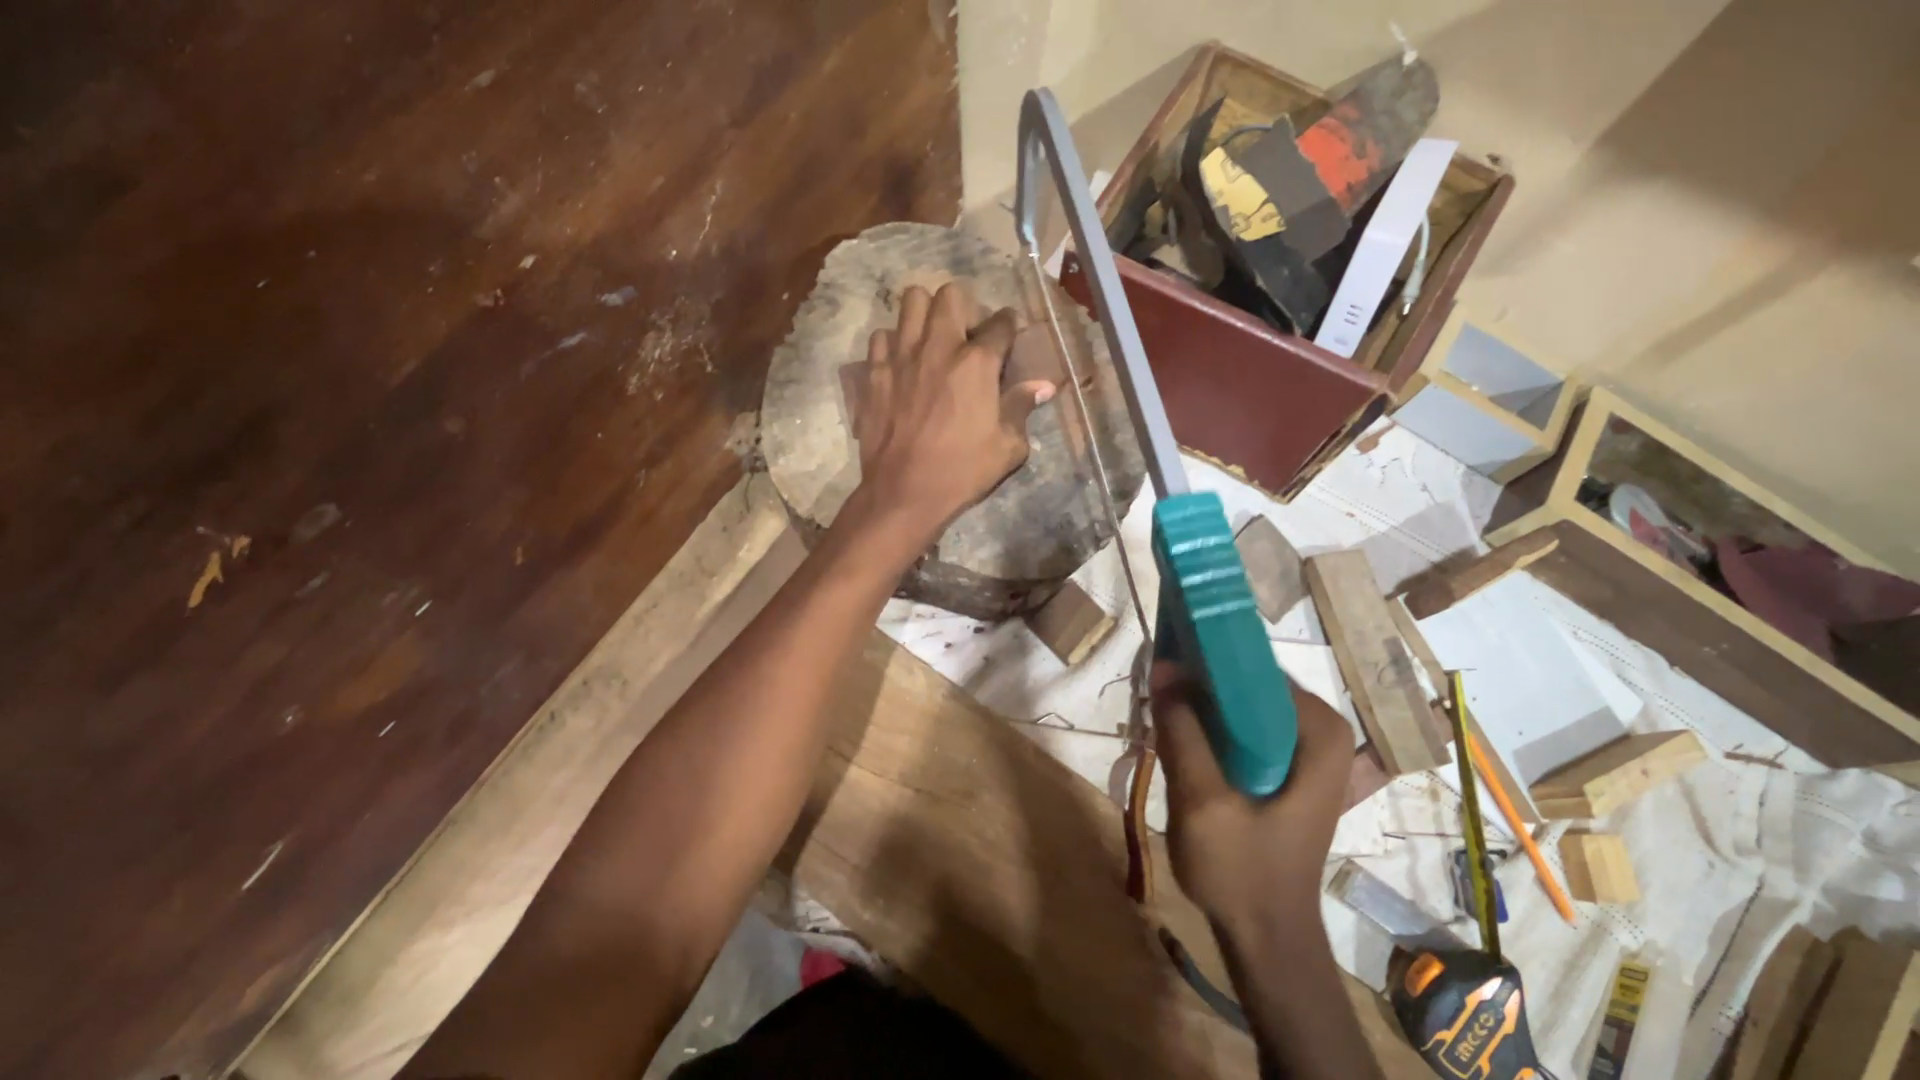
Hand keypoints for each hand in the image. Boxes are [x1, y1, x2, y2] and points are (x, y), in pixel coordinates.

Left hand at [849, 283, 1055, 544]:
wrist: (903, 492)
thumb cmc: (962, 471)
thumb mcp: (1008, 447)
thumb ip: (1022, 408)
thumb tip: (1043, 387)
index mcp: (977, 362)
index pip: (1001, 323)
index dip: (1009, 326)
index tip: (1009, 336)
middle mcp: (938, 346)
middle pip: (950, 294)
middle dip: (964, 307)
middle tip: (967, 336)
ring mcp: (901, 356)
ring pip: (911, 301)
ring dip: (925, 314)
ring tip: (932, 340)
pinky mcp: (874, 372)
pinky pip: (882, 337)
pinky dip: (894, 343)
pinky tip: (902, 363)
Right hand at [1152, 660, 1354, 931]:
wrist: (1266, 936)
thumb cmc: (1241, 871)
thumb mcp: (1203, 801)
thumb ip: (1183, 733)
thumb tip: (1164, 665)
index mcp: (1320, 732)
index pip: (1259, 667)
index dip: (1211, 657)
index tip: (1168, 654)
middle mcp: (1322, 733)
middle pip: (1252, 684)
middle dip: (1204, 682)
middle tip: (1158, 688)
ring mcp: (1308, 752)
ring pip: (1245, 706)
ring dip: (1204, 705)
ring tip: (1163, 708)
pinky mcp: (1289, 770)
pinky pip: (1247, 729)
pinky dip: (1214, 728)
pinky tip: (1181, 737)